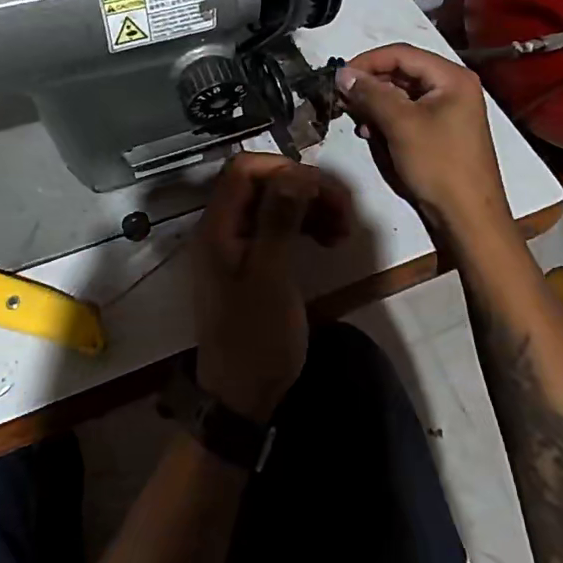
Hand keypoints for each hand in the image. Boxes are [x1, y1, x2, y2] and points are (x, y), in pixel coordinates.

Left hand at [192, 153, 350, 421]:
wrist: (244, 394)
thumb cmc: (256, 337)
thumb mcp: (271, 276)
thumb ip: (279, 220)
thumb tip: (296, 172)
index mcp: (218, 227)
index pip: (244, 169)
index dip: (284, 168)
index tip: (321, 191)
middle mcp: (225, 228)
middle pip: (264, 182)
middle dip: (306, 188)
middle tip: (343, 211)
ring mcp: (239, 244)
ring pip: (277, 202)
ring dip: (312, 206)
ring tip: (343, 229)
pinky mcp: (256, 261)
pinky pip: (281, 226)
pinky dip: (307, 225)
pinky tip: (330, 239)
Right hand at [335, 44, 512, 232]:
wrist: (468, 216)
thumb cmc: (438, 165)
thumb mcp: (401, 125)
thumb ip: (371, 94)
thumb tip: (343, 74)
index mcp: (452, 77)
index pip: (402, 53)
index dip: (368, 61)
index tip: (339, 76)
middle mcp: (453, 87)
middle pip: (403, 72)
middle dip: (371, 84)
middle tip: (342, 98)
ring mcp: (449, 110)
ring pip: (403, 95)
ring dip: (376, 104)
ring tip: (354, 118)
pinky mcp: (441, 132)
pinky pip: (409, 115)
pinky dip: (388, 120)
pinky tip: (370, 133)